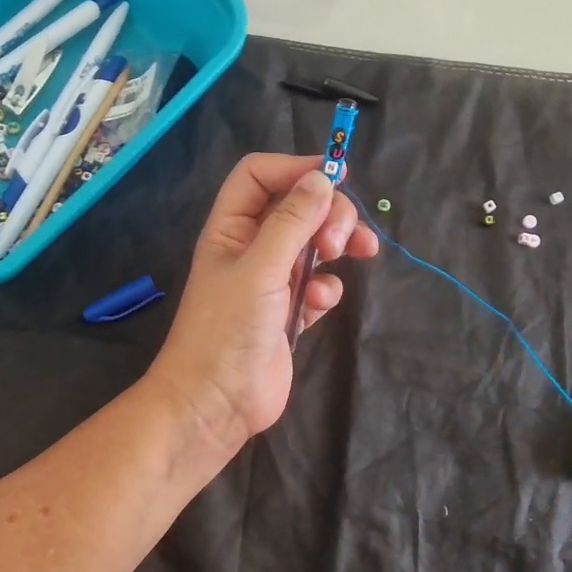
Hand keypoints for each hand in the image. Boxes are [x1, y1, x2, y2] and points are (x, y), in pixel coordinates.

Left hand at [144, 153, 380, 456]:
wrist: (216, 402)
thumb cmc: (228, 330)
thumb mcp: (260, 268)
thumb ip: (293, 221)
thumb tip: (322, 179)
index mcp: (230, 229)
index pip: (260, 176)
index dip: (295, 168)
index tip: (336, 176)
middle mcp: (249, 250)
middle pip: (296, 207)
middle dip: (328, 213)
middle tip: (340, 239)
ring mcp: (270, 284)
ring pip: (312, 246)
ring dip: (336, 245)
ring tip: (355, 256)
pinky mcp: (287, 316)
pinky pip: (316, 287)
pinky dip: (325, 290)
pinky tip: (322, 304)